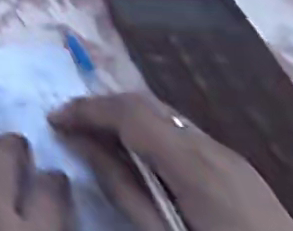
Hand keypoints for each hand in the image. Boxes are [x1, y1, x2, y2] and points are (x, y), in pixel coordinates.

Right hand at [50, 94, 292, 230]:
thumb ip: (122, 189)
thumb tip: (81, 145)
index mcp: (194, 165)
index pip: (127, 112)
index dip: (85, 110)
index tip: (53, 121)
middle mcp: (211, 147)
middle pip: (143, 103)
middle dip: (100, 107)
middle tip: (69, 125)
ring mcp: (229, 156)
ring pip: (162, 114)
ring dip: (123, 116)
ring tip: (96, 138)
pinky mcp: (239, 170)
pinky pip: (181, 133)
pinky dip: (148, 132)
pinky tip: (137, 156)